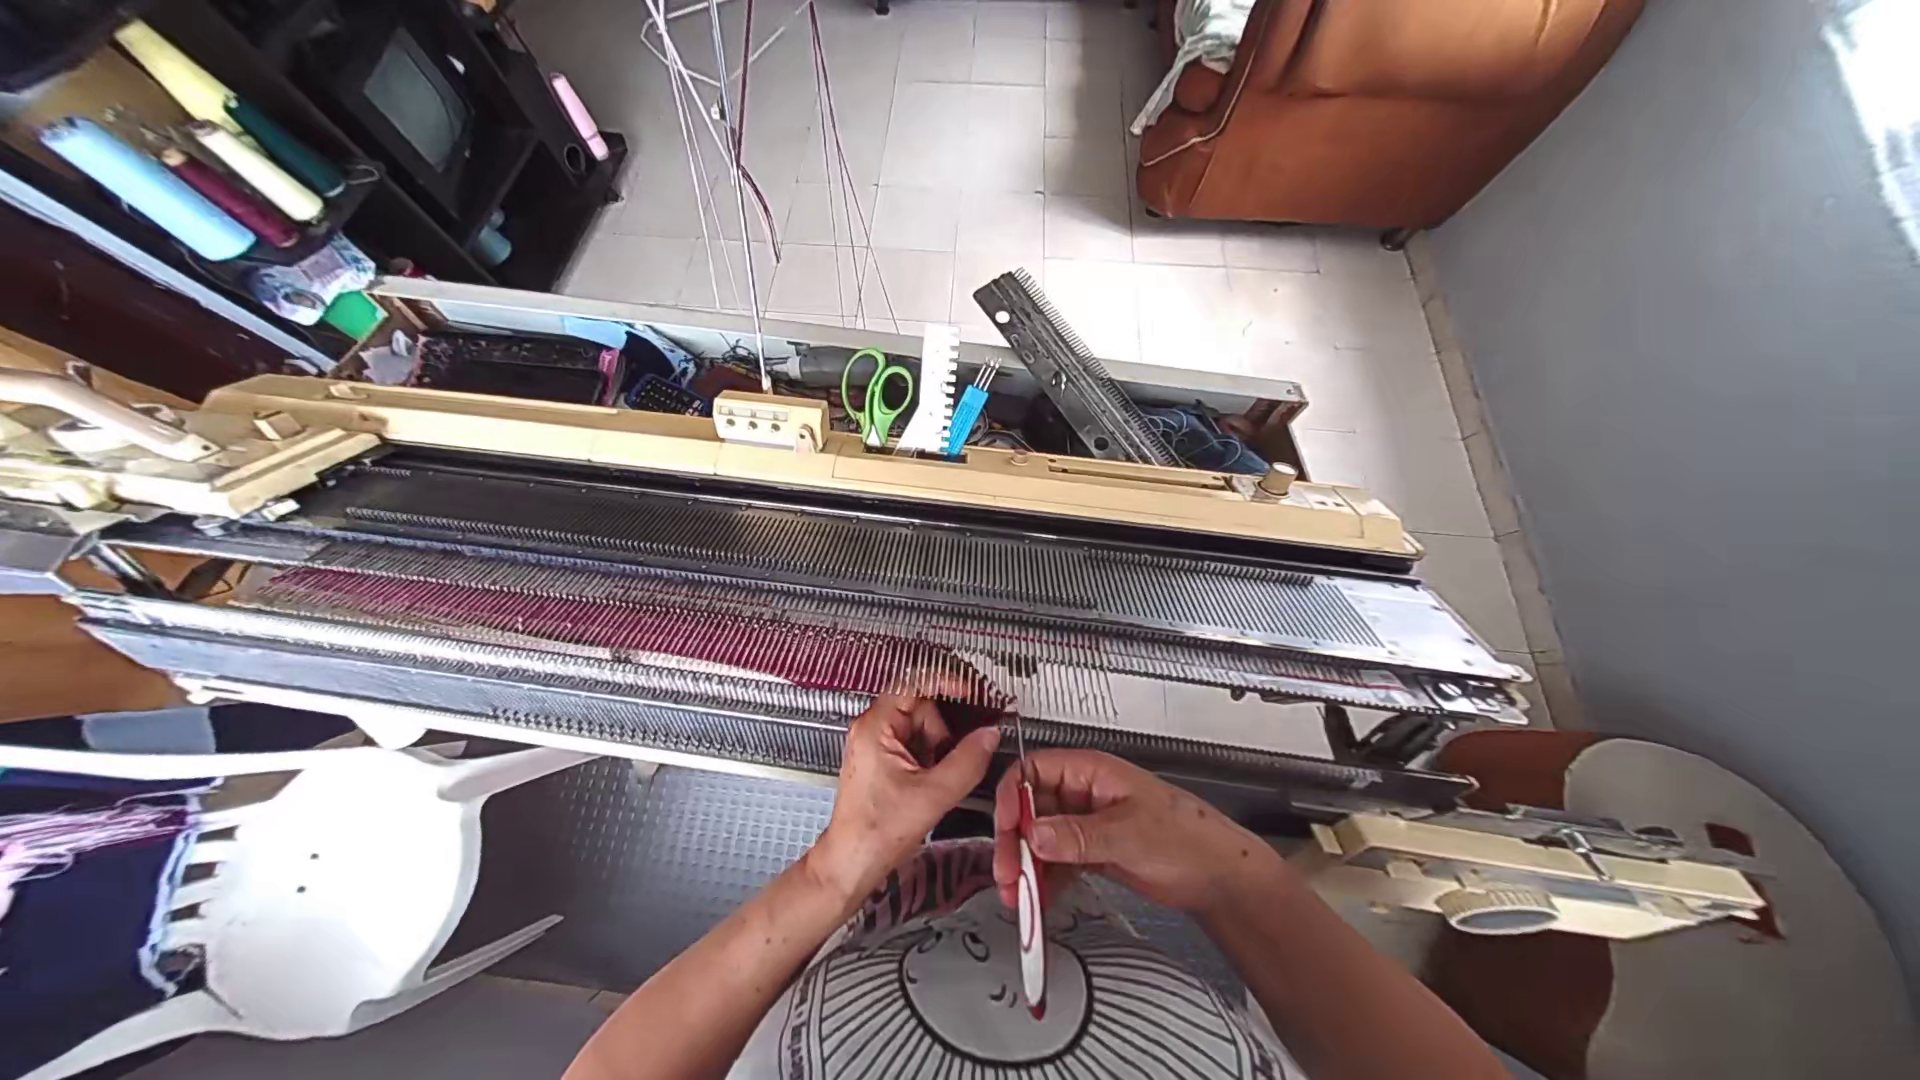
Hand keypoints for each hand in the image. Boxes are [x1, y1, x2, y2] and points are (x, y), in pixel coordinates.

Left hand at [808, 691, 999, 901]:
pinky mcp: (881, 760)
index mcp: (876, 727)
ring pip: (920, 727)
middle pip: (921, 708)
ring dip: (936, 748)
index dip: (946, 681)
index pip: (913, 682)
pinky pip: (914, 744)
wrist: (852, 863)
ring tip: (933, 780)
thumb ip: (968, 760)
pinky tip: (927, 783)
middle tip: (946, 761)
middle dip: (941, 732)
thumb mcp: (934, 795)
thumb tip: (990, 735)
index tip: (971, 691)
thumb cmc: (878, 831)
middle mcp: (871, 728)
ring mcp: (875, 744)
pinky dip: (928, 759)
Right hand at [993, 749, 1291, 915]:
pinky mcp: (1090, 849)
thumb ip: (1078, 835)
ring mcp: (1085, 822)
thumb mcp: (1129, 833)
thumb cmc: (1187, 836)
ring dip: (1025, 864)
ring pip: (1040, 837)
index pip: (1034, 770)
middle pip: (1031, 807)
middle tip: (1007, 872)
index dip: (1013, 795)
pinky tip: (1039, 898)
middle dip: (1014, 839)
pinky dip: (1044, 878)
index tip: (1005, 827)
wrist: (1218, 876)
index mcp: (1090, 772)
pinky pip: (1055, 859)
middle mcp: (1082, 793)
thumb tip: (1034, 833)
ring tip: (1019, 896)